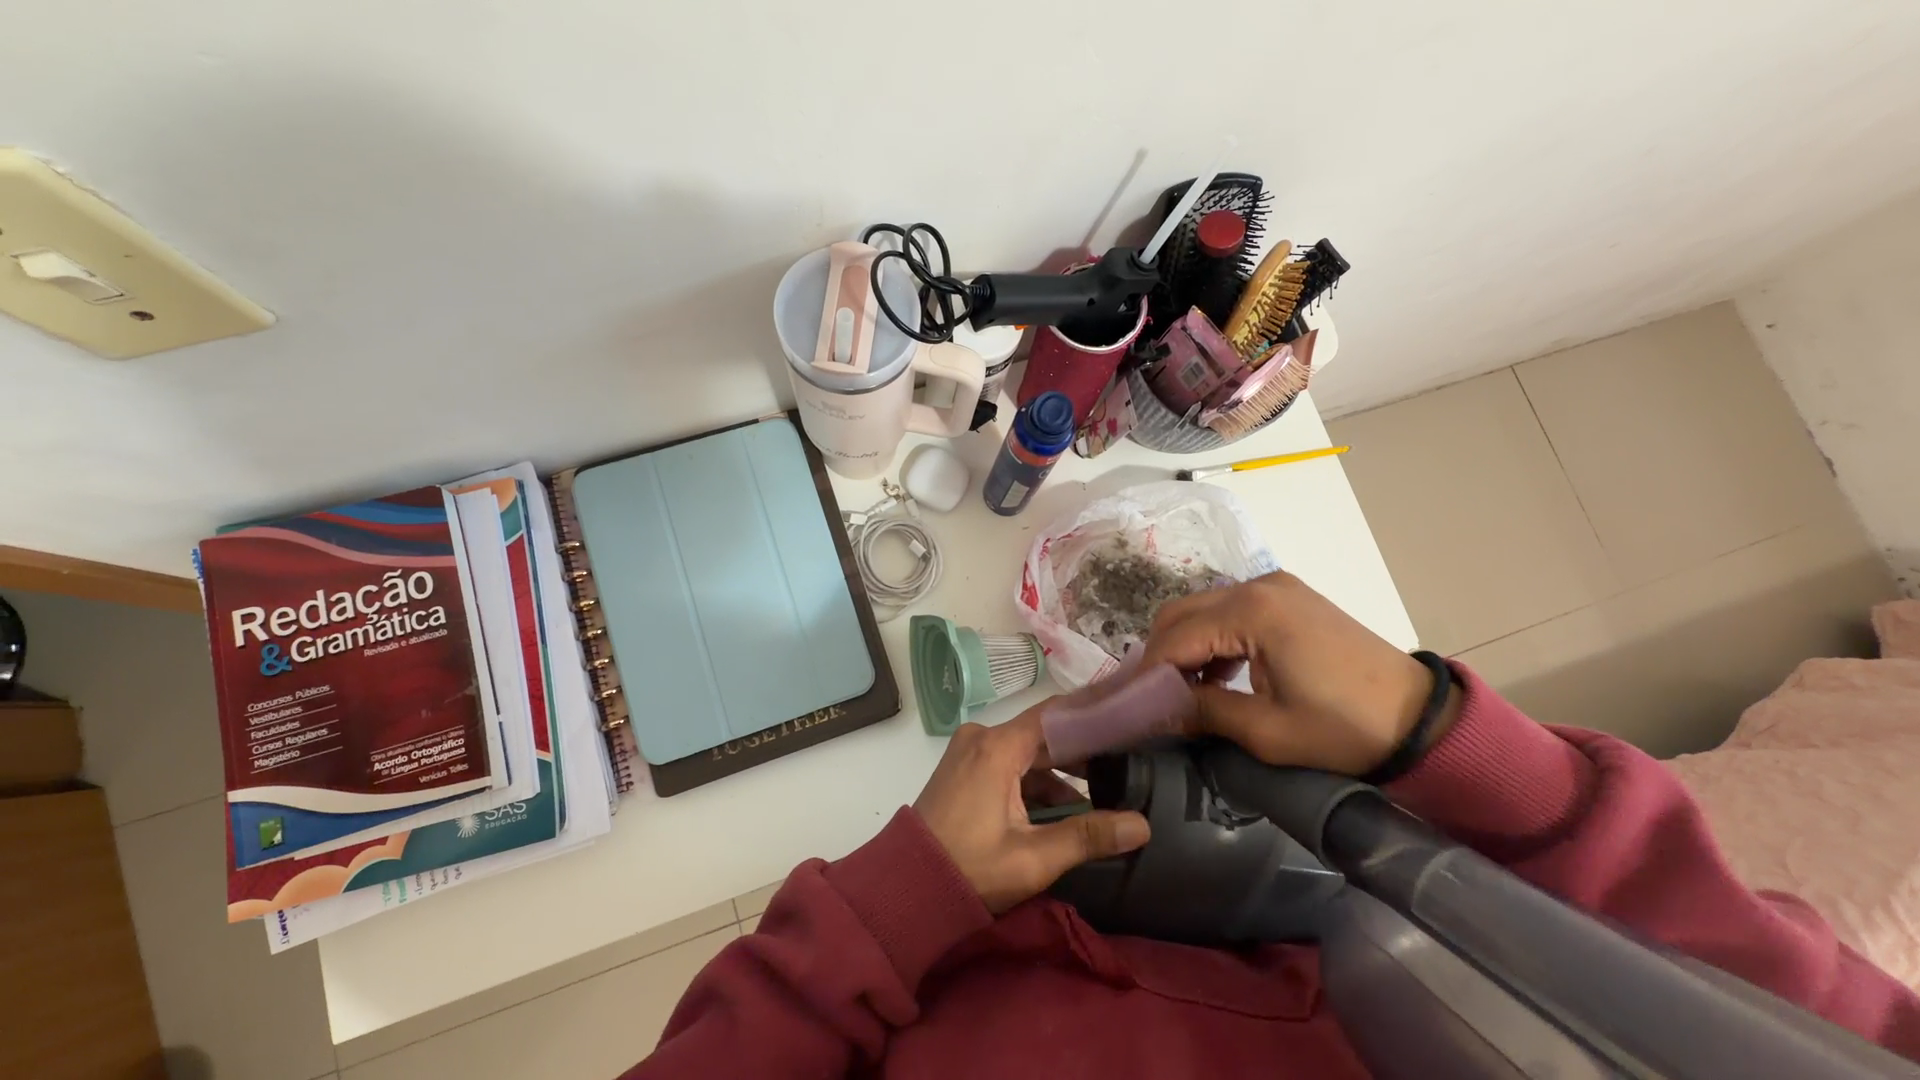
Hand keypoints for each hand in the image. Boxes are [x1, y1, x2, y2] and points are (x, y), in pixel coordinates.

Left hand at [913, 705, 1150, 913]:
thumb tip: (1142, 825)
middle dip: (1083, 753)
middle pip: (1044, 735)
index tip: (1131, 716)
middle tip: (1128, 764)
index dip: (1094, 713)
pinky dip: (1035, 784)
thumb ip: (1088, 837)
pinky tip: (1062, 811)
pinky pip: (1008, 766)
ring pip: (1027, 754)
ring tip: (1103, 797)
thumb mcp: (1033, 858)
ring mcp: (969, 754)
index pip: (1056, 714)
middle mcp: (981, 738)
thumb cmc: (970, 870)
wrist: (905, 889)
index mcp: (997, 747)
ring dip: (1060, 776)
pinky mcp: (963, 772)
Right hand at [1141, 571, 1459, 775]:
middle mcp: (1258, 586)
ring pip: (1202, 609)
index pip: (1175, 637)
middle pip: (1181, 613)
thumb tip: (1157, 712)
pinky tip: (1214, 678)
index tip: (1130, 709)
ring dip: (1184, 647)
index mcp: (1252, 611)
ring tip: (1178, 694)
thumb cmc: (1344, 728)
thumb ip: (1204, 712)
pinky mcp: (1289, 598)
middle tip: (1150, 701)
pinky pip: (1230, 611)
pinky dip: (1211, 640)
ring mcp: (1276, 587)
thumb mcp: (1267, 731)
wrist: (1421, 719)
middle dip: (1159, 656)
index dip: (1148, 674)